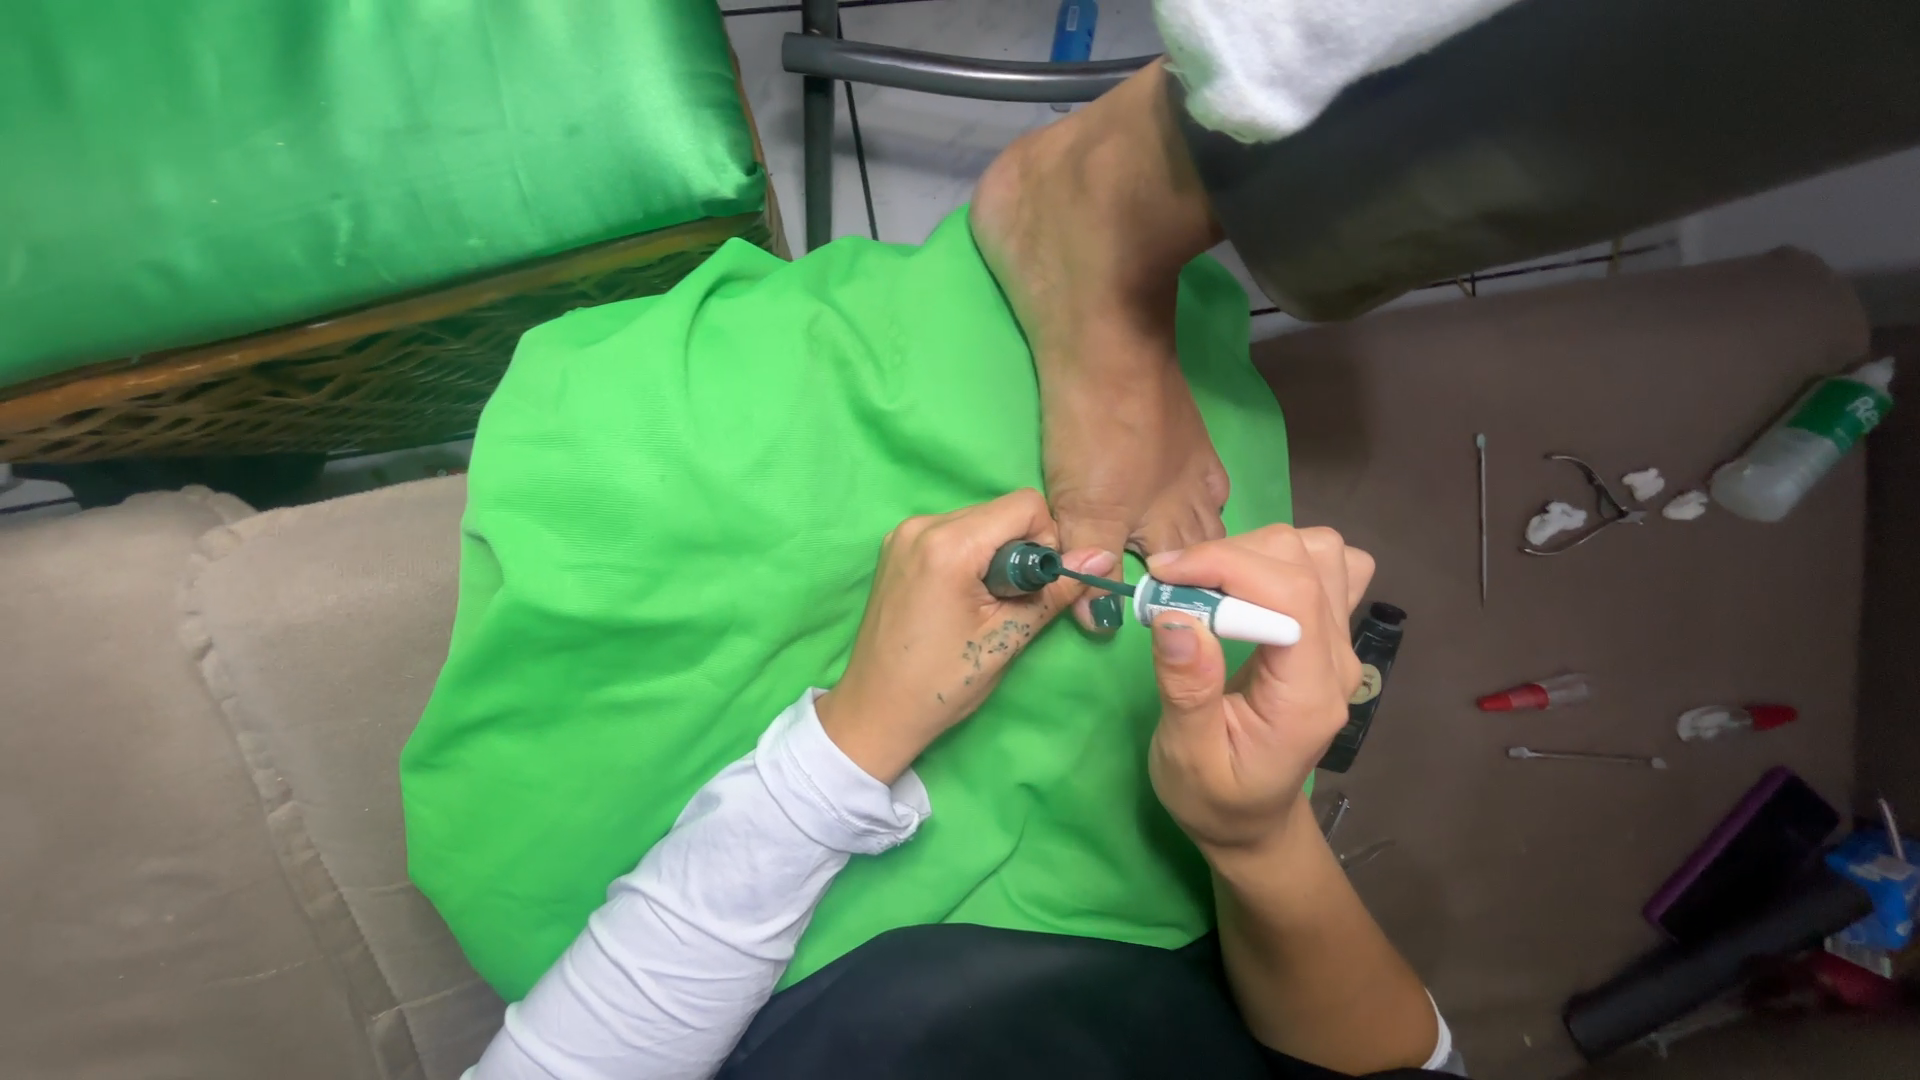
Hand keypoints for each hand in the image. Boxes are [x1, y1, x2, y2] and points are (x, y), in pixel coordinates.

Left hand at [817, 489, 1114, 783]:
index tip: (1034, 585)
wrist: (875, 710)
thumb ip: (1054, 590)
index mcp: (948, 544)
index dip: (1045, 541)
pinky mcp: (895, 546)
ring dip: (994, 554)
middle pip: (1000, 511)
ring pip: (978, 521)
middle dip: (1018, 550)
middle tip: (1008, 601)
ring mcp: (903, 534)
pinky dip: (969, 556)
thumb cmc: (942, 683)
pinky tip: (960, 598)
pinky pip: (952, 532)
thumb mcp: (1006, 638)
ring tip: (982, 604)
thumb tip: (1102, 557)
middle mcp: (921, 524)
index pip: (1025, 506)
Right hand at [1143, 526, 1373, 856]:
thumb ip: (1188, 689)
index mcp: (1307, 693)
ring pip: (1318, 552)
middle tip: (1171, 585)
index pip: (1291, 594)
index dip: (1227, 565)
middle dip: (1228, 556)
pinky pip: (1322, 566)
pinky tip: (1241, 585)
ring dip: (1253, 551)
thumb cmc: (1216, 797)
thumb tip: (1177, 616)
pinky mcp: (1326, 631)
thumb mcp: (1188, 757)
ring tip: (1204, 582)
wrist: (1255, 821)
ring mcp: (1339, 642)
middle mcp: (1337, 658)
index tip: (1163, 574)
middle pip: (1304, 560)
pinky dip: (1277, 558)